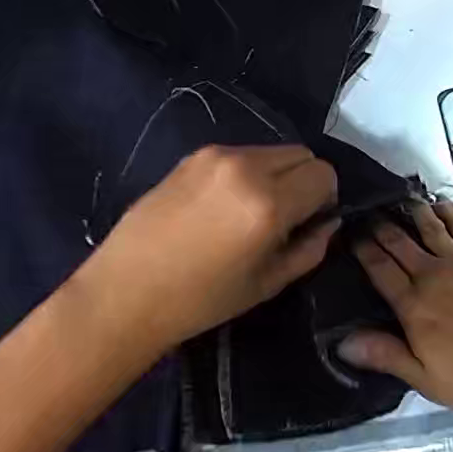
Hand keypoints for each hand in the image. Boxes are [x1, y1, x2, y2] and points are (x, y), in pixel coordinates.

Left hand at [70, 145, 337, 347]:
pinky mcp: (193, 156)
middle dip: (305, 181)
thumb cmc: (201, 300)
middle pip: (303, 154)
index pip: (324, 173)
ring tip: (252, 211)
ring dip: (277, 174)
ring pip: (273, 151)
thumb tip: (328, 221)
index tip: (309, 221)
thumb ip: (310, 248)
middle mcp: (246, 167)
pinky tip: (224, 206)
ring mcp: (216, 156)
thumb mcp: (269, 283)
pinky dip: (249, 173)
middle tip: (286, 216)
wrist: (124, 293)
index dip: (326, 198)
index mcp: (269, 203)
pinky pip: (242, 154)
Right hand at [342, 200, 452, 420]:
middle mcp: (432, 275)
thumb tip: (341, 341)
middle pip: (399, 243)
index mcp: (412, 305)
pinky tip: (440, 205)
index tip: (350, 234)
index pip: (379, 268)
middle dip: (380, 226)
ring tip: (400, 200)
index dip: (362, 249)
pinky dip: (447, 212)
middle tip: (367, 214)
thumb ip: (384, 354)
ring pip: (429, 227)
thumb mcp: (424, 377)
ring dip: (412, 212)